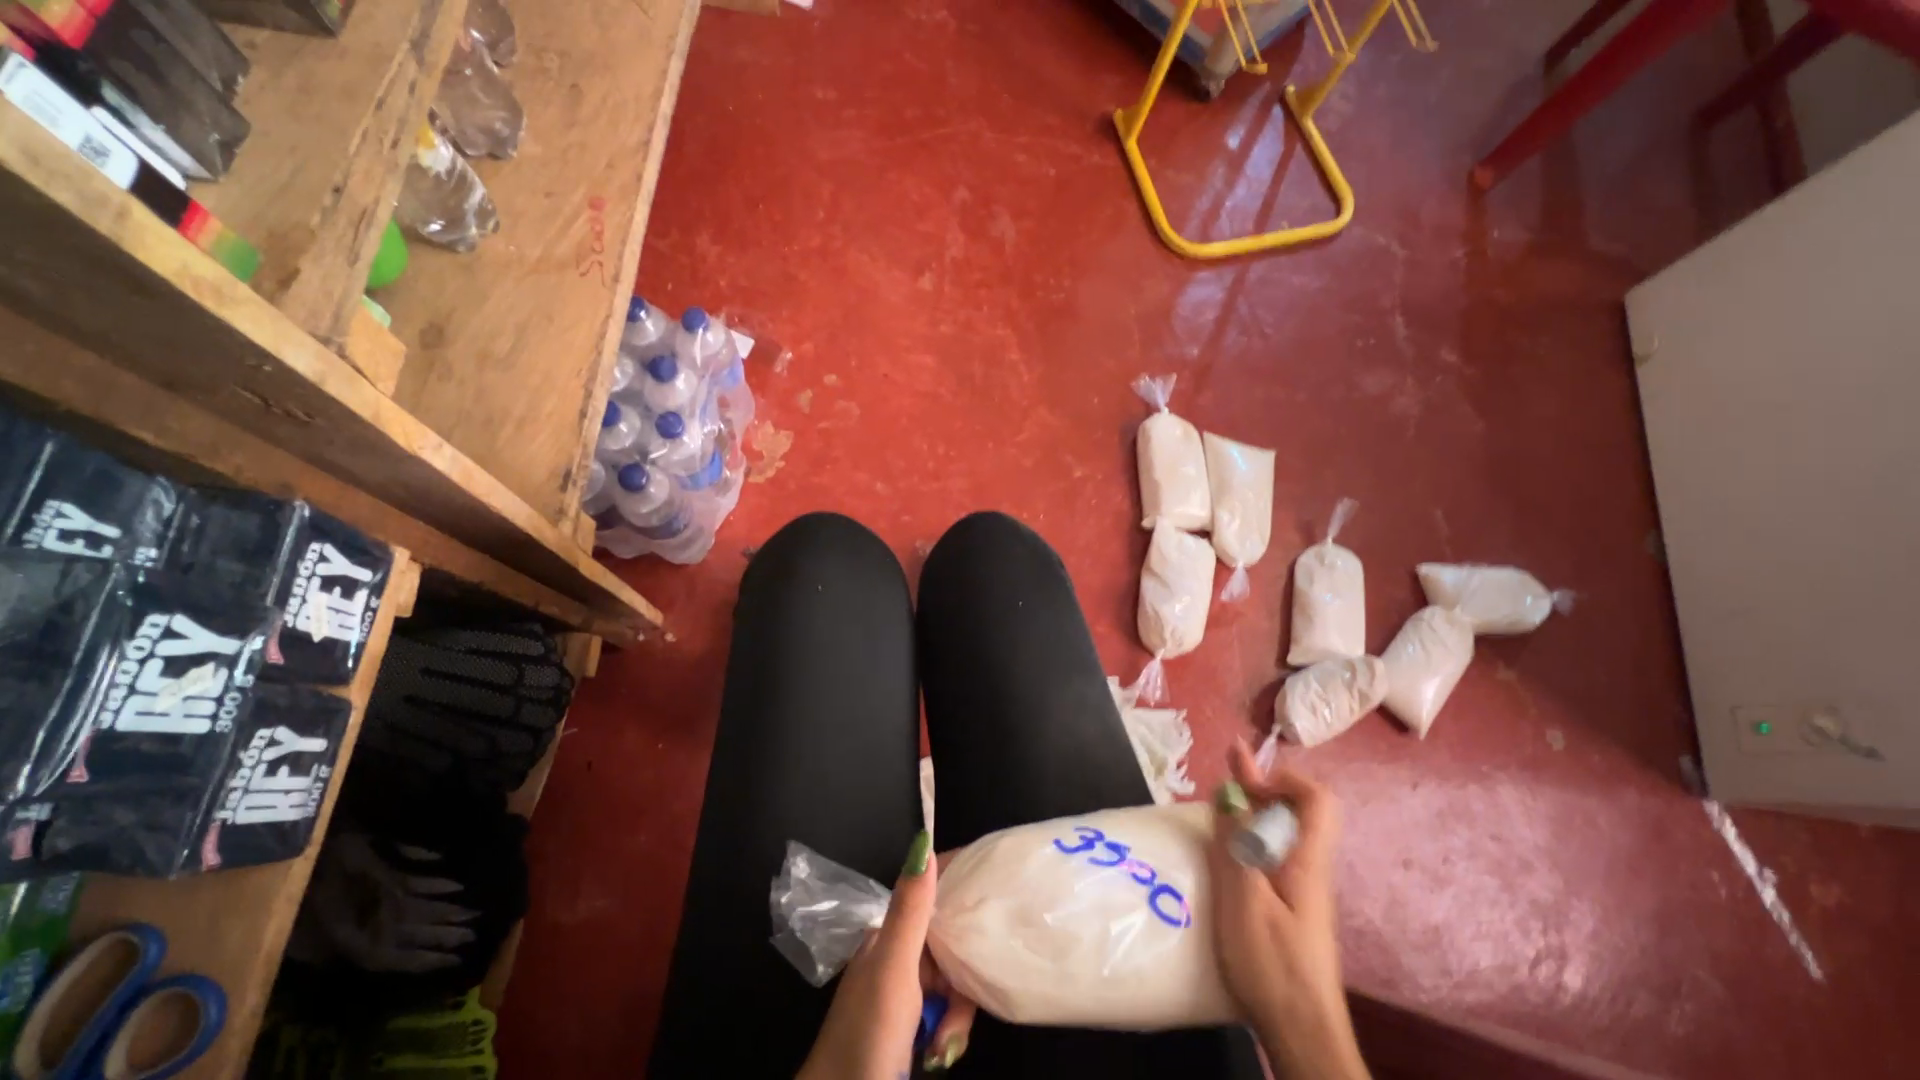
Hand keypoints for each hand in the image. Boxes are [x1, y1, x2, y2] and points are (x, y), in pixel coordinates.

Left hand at [797, 831, 976, 1077]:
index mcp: (890, 935)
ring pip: (955, 982)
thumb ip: (912, 909)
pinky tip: (939, 1052)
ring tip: (943, 1042)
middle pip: (953, 945)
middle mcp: (898, 957)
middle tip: (957, 1010)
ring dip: (957, 1014)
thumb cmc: (867, 1031)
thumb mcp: (894, 967)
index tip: (998, 895)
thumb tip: (923, 841)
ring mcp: (905, 993)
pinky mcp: (912, 1025)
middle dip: (965, 977)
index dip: (963, 892)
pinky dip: (949, 1033)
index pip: (933, 896)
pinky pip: (948, 1014)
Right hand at [1207, 742, 1367, 1079]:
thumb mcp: (1244, 902)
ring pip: (1281, 838)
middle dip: (1259, 789)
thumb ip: (1235, 846)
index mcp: (1305, 862)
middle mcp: (1308, 871)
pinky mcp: (1288, 914)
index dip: (1283, 778)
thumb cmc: (1272, 964)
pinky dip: (1246, 847)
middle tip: (1223, 775)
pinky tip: (1221, 858)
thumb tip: (1228, 795)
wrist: (1301, 1031)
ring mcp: (1300, 894)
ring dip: (1250, 816)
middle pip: (1296, 814)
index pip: (1315, 800)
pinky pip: (1270, 862)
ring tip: (1215, 809)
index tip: (1243, 776)